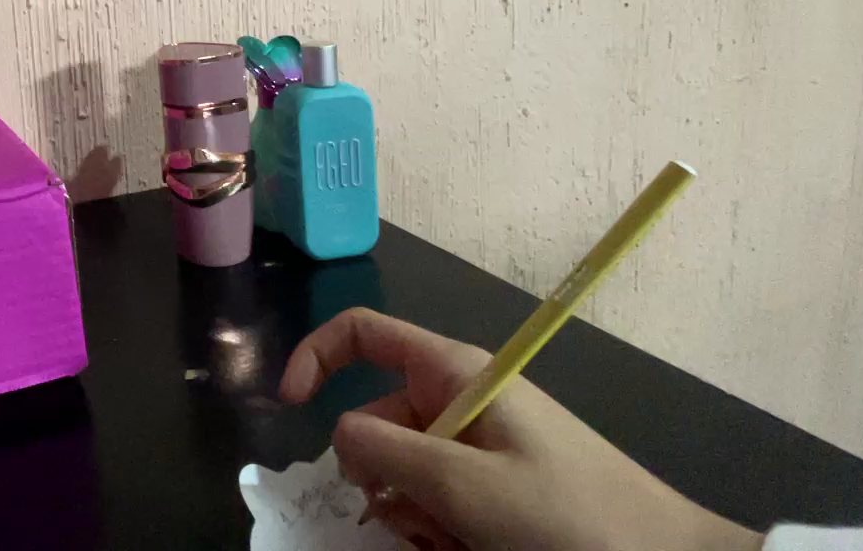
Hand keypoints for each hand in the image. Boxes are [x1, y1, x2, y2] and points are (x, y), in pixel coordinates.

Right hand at [279, 309, 762, 550]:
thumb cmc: (570, 517)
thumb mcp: (464, 486)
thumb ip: (383, 451)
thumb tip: (339, 437)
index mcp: (448, 370)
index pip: (358, 332)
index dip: (314, 357)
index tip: (292, 409)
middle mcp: (457, 396)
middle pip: (379, 418)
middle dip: (379, 474)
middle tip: (412, 524)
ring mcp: (481, 441)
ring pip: (408, 467)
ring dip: (413, 510)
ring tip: (452, 546)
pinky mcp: (500, 482)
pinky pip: (442, 494)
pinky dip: (441, 524)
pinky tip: (467, 550)